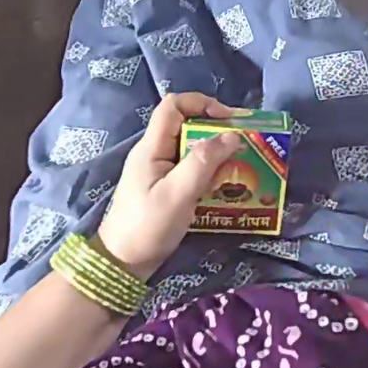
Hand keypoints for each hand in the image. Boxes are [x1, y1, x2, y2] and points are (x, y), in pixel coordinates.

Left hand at [97, 93, 242, 278]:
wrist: (123, 264)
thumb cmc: (148, 226)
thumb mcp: (178, 193)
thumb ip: (204, 162)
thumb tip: (232, 135)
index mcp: (152, 147)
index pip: (174, 105)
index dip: (202, 103)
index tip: (229, 120)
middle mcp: (156, 153)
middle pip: (188, 125)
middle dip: (217, 130)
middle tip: (245, 143)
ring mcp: (160, 171)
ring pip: (192, 148)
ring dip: (217, 153)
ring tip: (242, 164)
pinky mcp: (167, 188)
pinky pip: (192, 169)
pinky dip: (211, 171)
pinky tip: (227, 185)